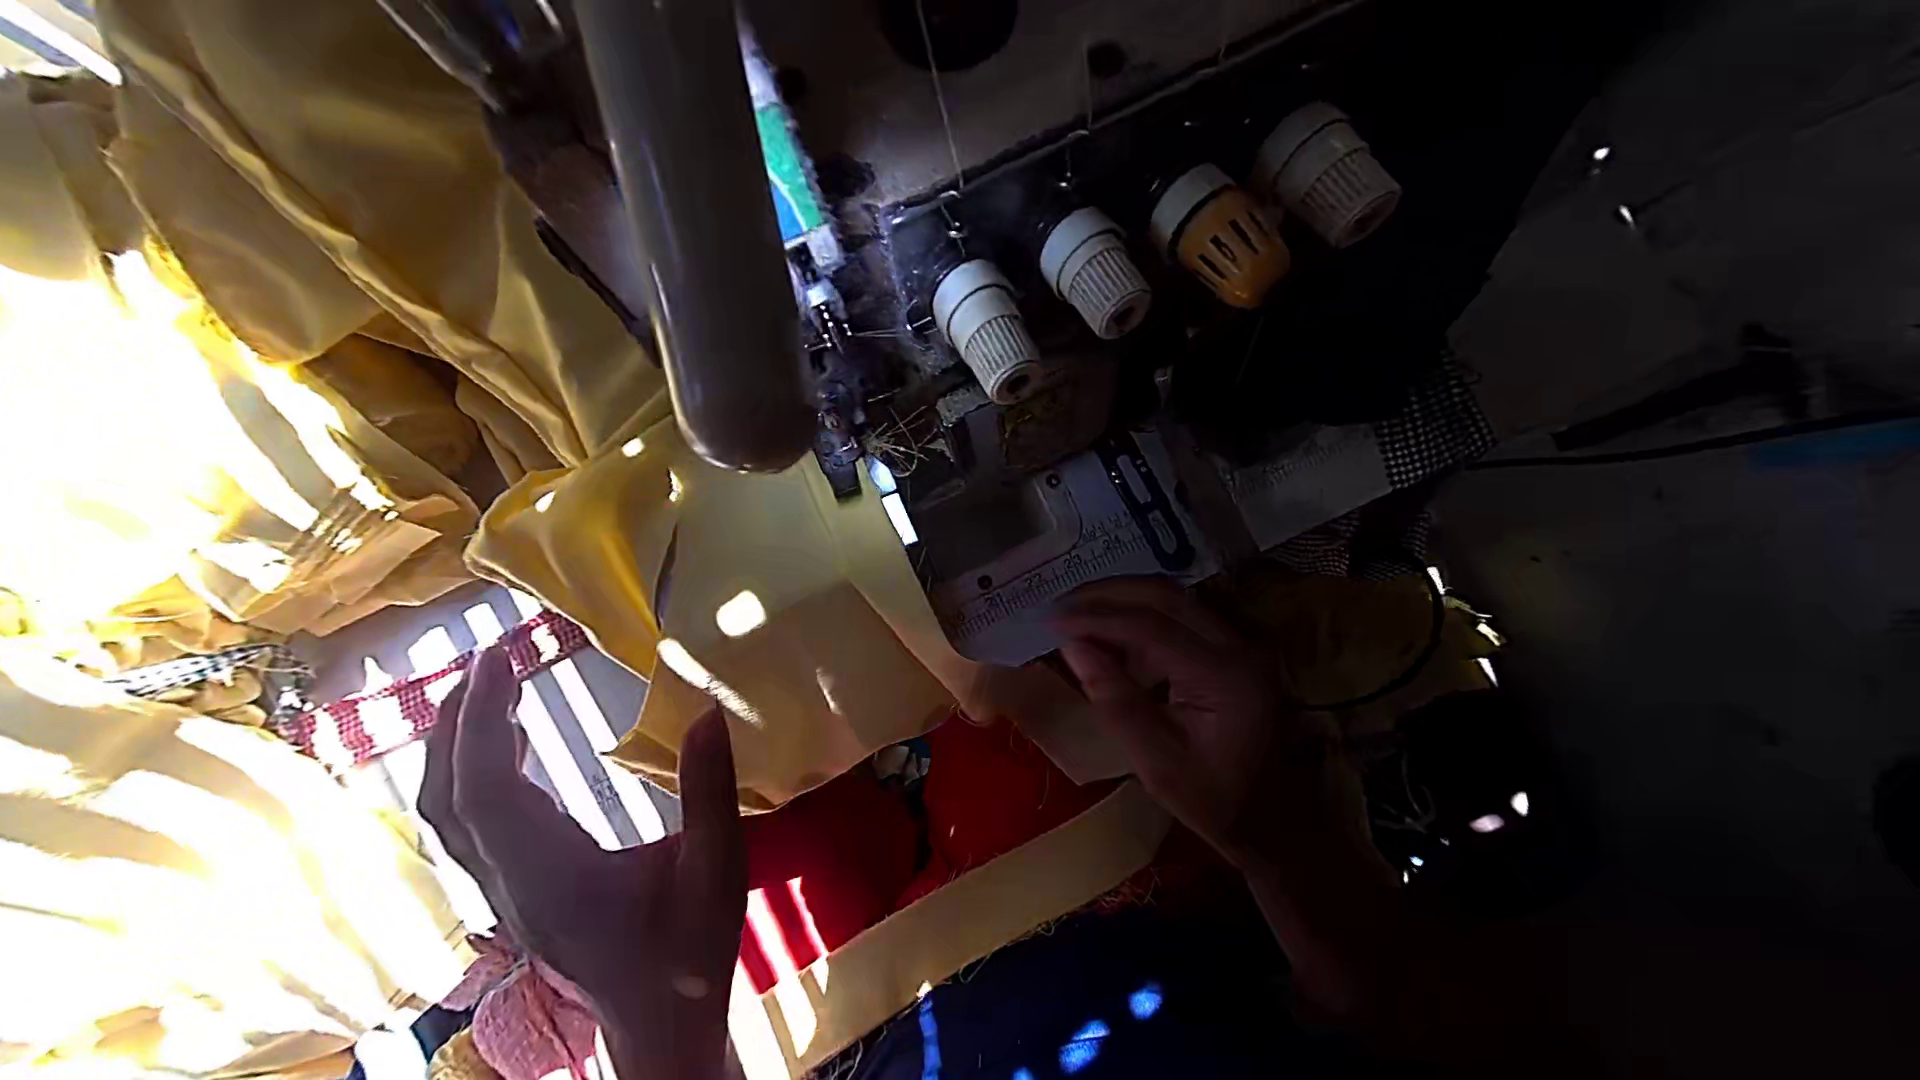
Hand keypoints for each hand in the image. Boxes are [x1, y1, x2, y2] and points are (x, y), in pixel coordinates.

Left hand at [421, 647, 745, 1076]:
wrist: (663, 1021)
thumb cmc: (691, 947)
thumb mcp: (718, 866)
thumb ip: (711, 790)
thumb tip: (707, 711)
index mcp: (553, 874)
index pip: (487, 791)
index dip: (484, 719)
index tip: (500, 657)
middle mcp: (511, 883)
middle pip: (449, 798)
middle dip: (458, 721)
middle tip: (488, 657)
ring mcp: (507, 892)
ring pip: (450, 814)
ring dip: (460, 745)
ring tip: (490, 686)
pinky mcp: (518, 891)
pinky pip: (474, 823)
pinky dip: (478, 771)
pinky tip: (514, 745)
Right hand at [1054, 577, 1398, 1019]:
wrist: (1276, 819)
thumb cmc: (1215, 801)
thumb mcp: (1155, 763)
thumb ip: (1114, 699)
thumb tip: (1071, 644)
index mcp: (1225, 677)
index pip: (1150, 627)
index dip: (1096, 618)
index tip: (1051, 620)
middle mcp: (1240, 646)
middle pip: (1165, 595)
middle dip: (1106, 593)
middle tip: (1060, 606)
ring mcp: (1240, 642)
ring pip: (1172, 597)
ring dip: (1121, 600)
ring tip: (1077, 617)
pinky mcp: (1233, 646)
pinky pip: (1180, 614)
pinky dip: (1138, 616)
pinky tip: (1110, 636)